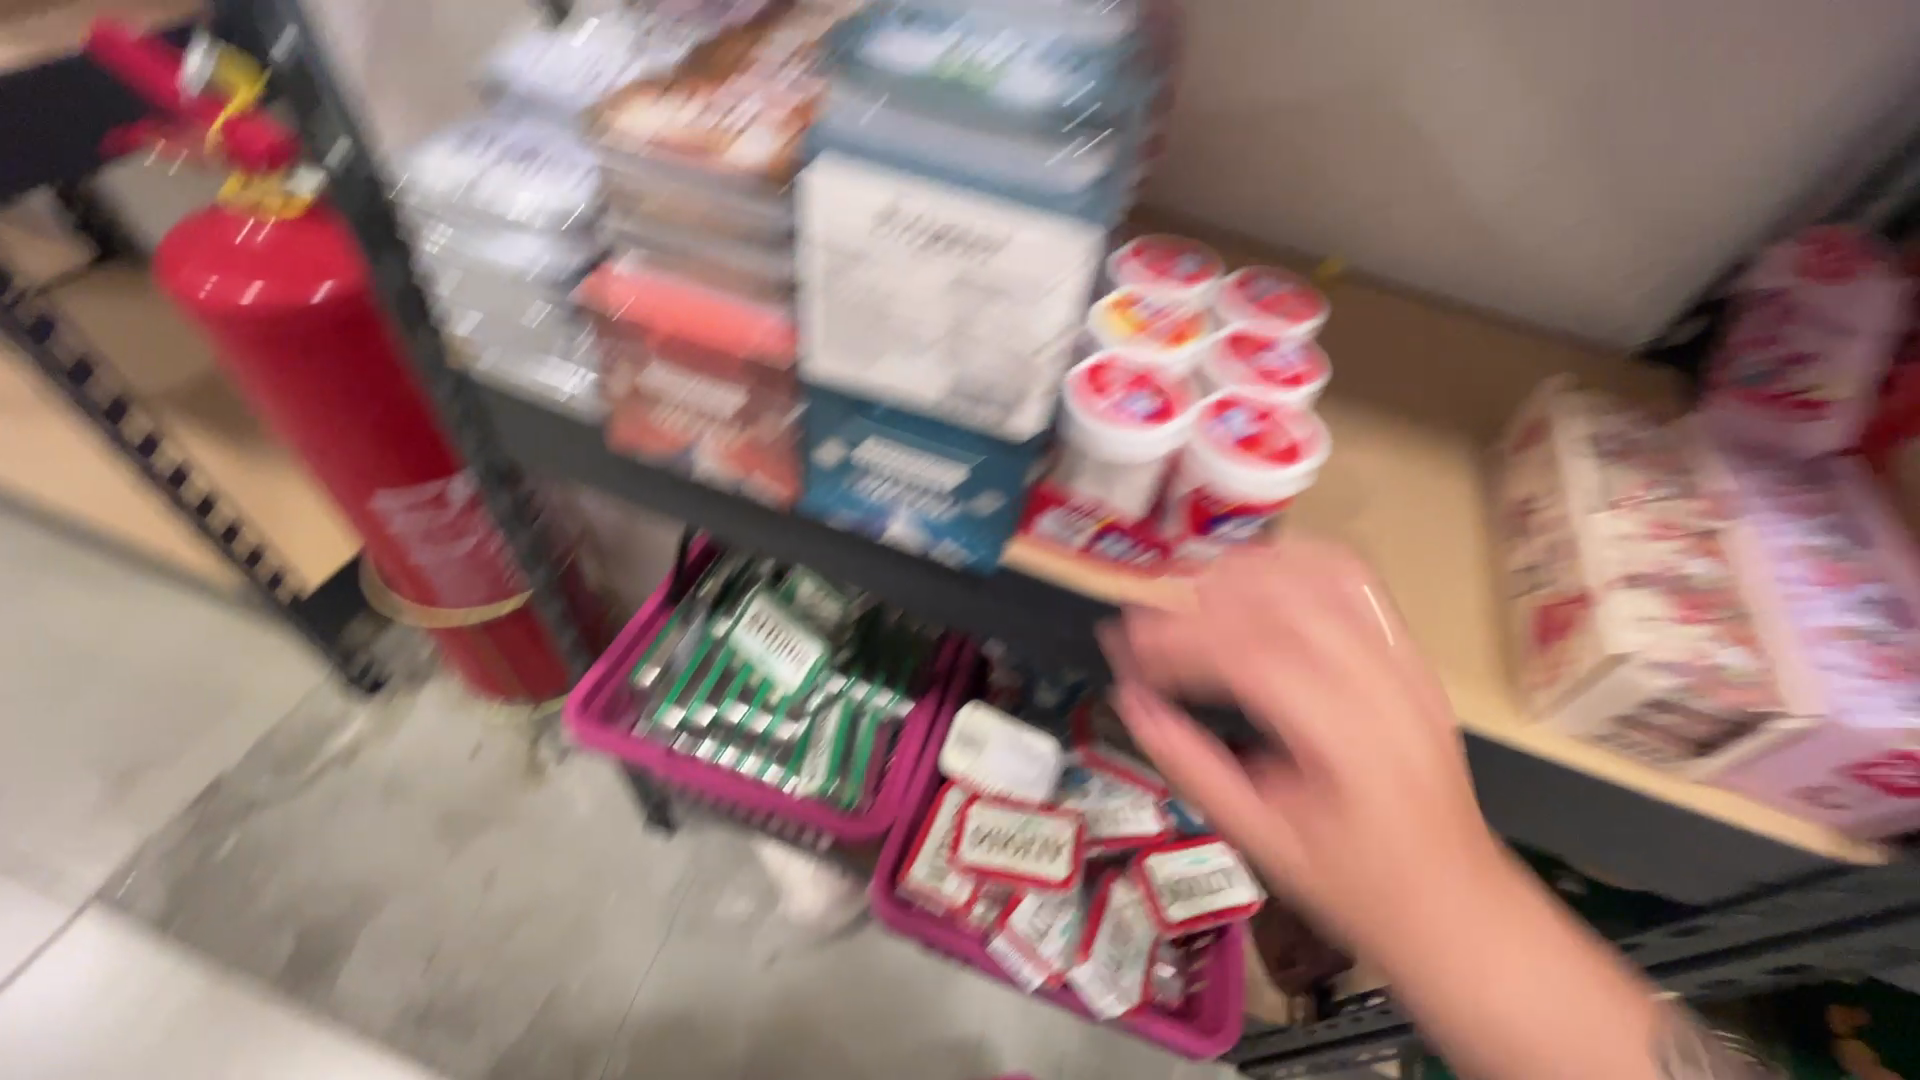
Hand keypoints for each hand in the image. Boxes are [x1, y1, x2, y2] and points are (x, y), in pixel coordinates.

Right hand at [1101, 540, 1504, 955]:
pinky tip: (1255, 573)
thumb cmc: (1351, 880)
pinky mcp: (1410, 655)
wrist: (1453, 901)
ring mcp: (1405, 662)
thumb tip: (1131, 699)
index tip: (1128, 645)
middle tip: (1147, 610)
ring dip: (1247, 570)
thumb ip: (1190, 764)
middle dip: (1204, 596)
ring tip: (1190, 585)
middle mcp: (1385, 686)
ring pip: (1321, 577)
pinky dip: (1297, 562)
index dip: (1182, 642)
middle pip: (1285, 603)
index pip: (1252, 659)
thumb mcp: (1258, 836)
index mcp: (1348, 742)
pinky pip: (1355, 582)